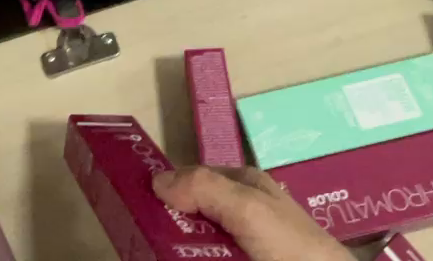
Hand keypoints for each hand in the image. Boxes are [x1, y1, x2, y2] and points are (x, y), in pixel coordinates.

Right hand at [153, 166, 346, 260]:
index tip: (139, 213)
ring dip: (180, 250)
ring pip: (201, 247)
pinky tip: (175, 260)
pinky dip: (198, 257)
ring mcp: (245, 249)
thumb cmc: (293, 251)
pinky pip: (214, 258)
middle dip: (172, 233)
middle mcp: (244, 216)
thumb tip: (156, 180)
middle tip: (149, 247)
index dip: (168, 193)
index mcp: (245, 187)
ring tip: (156, 254)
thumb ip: (205, 188)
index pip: (193, 180)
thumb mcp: (248, 209)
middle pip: (194, 220)